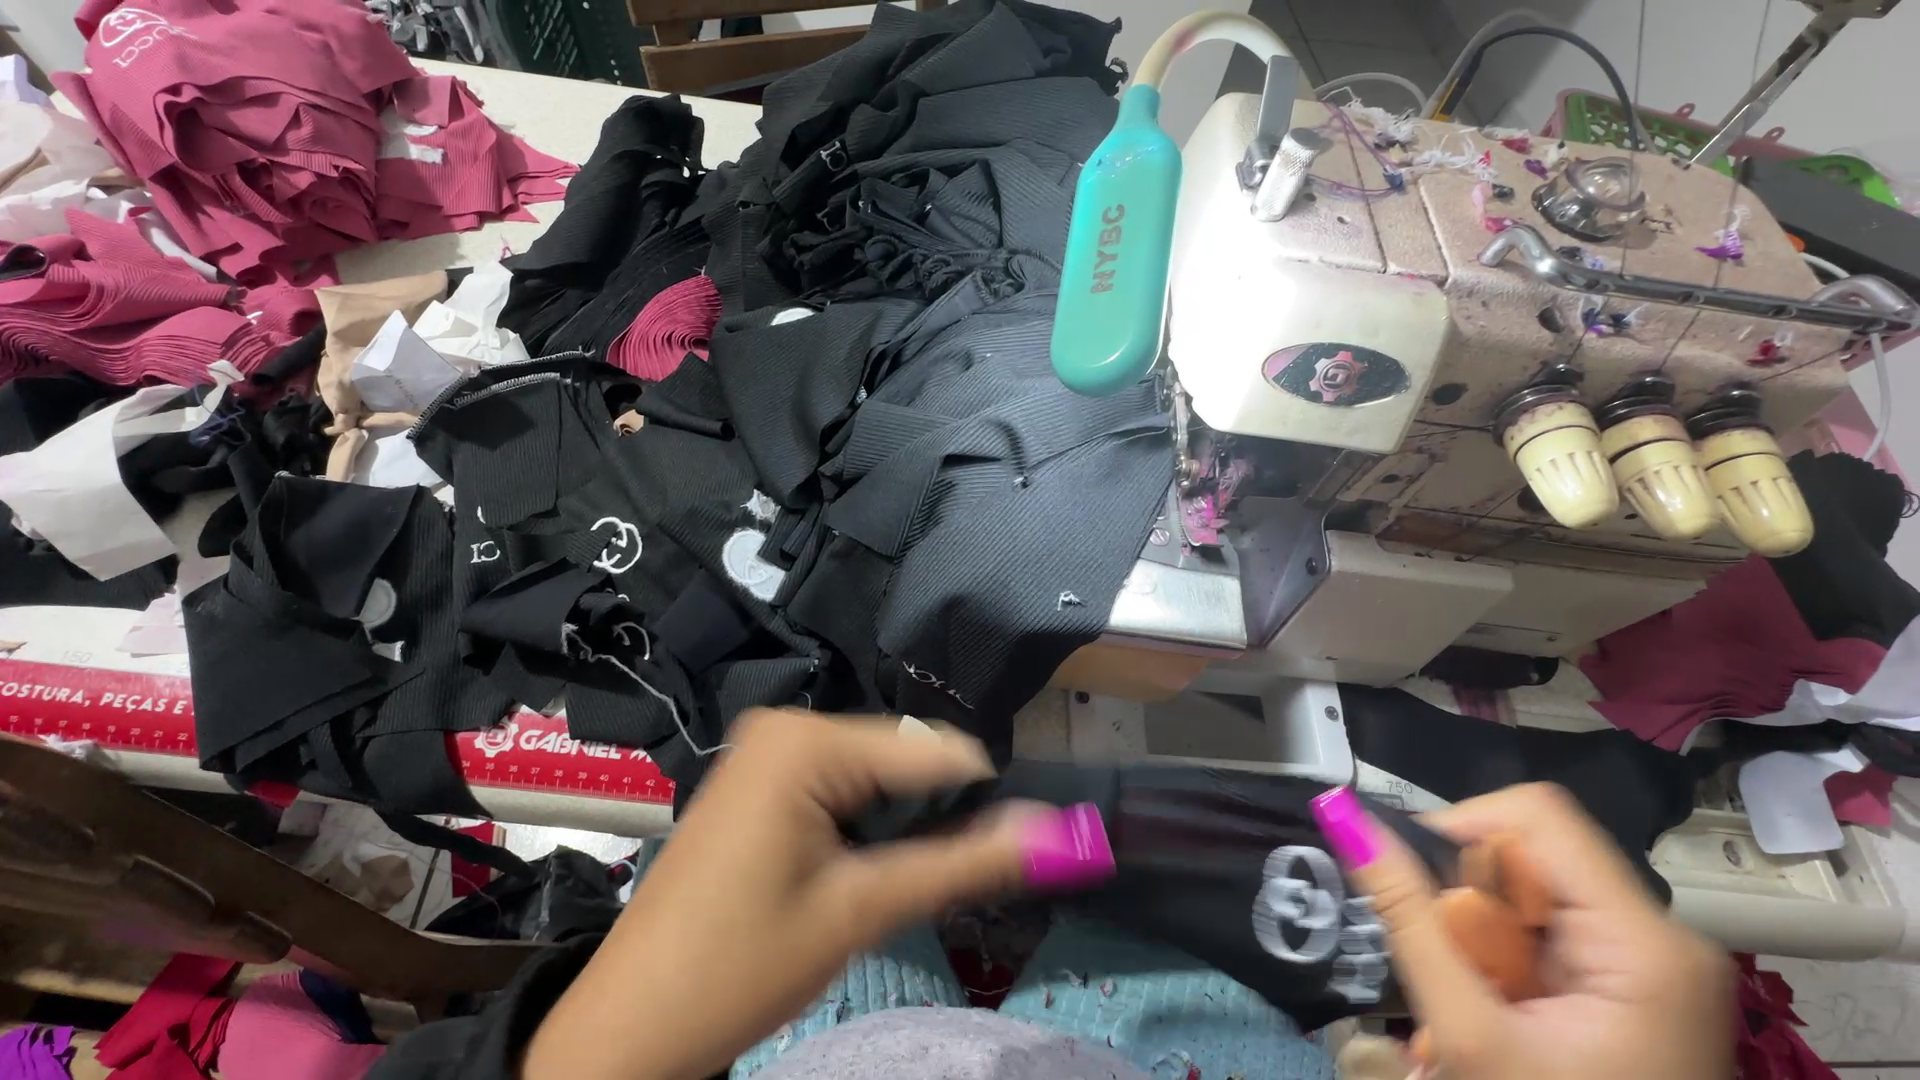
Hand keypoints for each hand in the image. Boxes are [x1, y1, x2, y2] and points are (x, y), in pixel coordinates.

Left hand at [520, 709, 1111, 1079]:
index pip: (937, 751)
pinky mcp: (761, 779)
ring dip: (900, 828)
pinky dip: (865, 826)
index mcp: (808, 740)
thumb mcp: (862, 911)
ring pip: (880, 776)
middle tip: (919, 888)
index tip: (1000, 864)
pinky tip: (849, 875)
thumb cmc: (740, 966)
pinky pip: (843, 786)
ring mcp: (770, 751)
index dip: (979, 807)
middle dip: (933, 819)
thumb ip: (964, 864)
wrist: (630, 1025)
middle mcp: (789, 725)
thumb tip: (1059, 831)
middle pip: (907, 759)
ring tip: (880, 888)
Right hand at [1314, 783, 1733, 1079]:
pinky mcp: (1635, 974)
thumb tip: (1344, 818)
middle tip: (1449, 960)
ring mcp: (1650, 955)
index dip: (1458, 829)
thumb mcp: (1470, 1032)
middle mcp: (1658, 930)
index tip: (1416, 887)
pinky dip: (1500, 946)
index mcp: (1641, 938)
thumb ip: (1407, 917)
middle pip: (1531, 850)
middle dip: (1467, 892)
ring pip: (1530, 884)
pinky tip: (1501, 998)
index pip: (1534, 814)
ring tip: (1476, 990)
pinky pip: (1546, 920)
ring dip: (1478, 923)